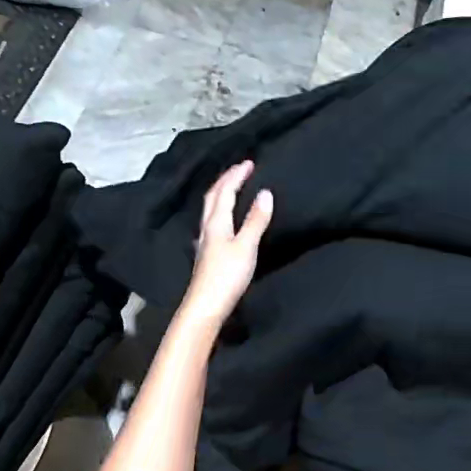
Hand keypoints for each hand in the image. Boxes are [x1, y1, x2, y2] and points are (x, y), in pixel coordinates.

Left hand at [182, 160, 273, 324]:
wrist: (205, 307)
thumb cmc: (226, 276)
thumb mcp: (246, 246)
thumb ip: (256, 220)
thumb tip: (265, 193)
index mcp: (216, 222)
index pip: (224, 191)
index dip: (236, 175)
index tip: (249, 163)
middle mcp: (207, 228)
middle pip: (213, 197)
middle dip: (225, 180)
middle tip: (239, 170)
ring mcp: (205, 242)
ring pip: (210, 210)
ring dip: (221, 194)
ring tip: (233, 188)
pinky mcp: (207, 254)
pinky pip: (213, 223)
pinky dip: (221, 211)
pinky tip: (225, 219)